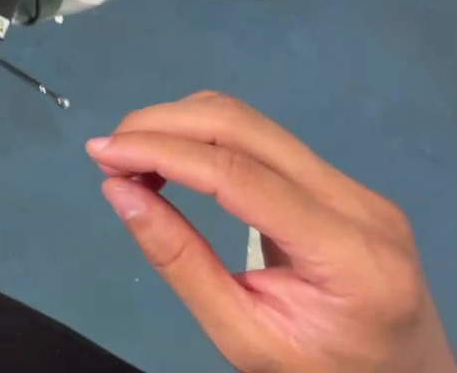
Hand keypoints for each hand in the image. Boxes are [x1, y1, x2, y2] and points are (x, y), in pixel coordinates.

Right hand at [88, 91, 456, 372]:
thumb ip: (180, 261)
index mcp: (348, 257)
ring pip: (244, 119)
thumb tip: (117, 188)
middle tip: (108, 152)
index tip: (98, 154)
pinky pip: (255, 135)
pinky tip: (172, 162)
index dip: (159, 151)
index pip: (237, 175)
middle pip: (240, 126)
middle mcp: (358, 206)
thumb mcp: (243, 336)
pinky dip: (198, 135)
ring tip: (134, 159)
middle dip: (159, 124)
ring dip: (175, 124)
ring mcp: (353, 189)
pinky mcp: (337, 183)